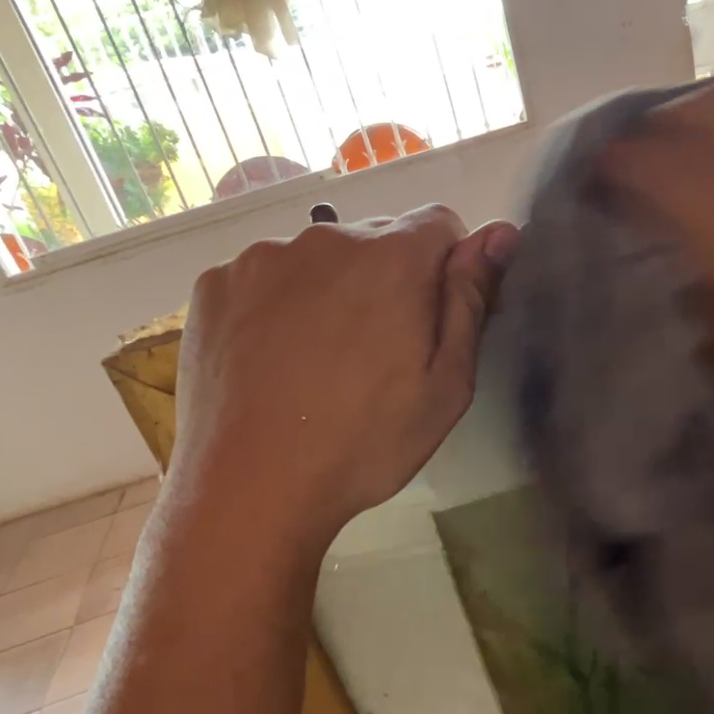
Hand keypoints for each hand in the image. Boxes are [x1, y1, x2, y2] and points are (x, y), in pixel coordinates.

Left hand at [172, 205, 518, 539]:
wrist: (251, 488)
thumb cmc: (364, 444)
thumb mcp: (446, 386)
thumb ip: (471, 299)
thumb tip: (499, 231)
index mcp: (392, 257)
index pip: (439, 225)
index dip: (446, 270)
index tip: (431, 323)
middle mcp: (324, 237)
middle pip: (375, 240)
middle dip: (387, 281)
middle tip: (375, 357)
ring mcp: (260, 258)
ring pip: (316, 260)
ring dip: (329, 292)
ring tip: (316, 365)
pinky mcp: (213, 286)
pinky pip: (263, 280)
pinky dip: (276, 307)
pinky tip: (271, 363)